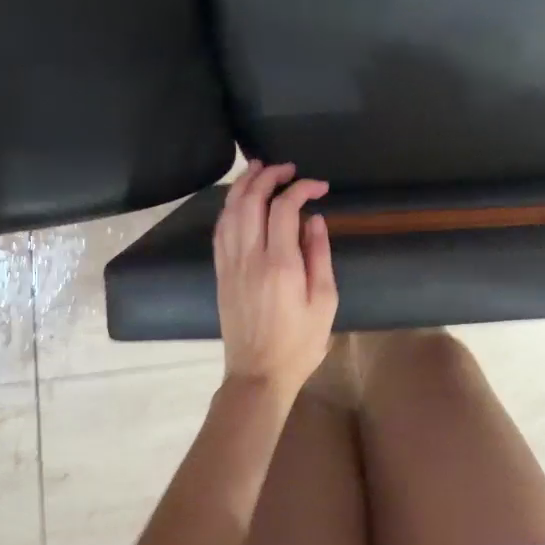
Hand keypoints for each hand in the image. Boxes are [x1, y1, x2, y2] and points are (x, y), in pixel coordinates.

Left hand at [213, 161, 336, 400]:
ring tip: (258, 168)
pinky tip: (239, 199)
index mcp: (280, 264)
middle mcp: (250, 258)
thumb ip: (319, 256)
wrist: (258, 376)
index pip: (284, 208)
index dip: (301, 188)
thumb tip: (315, 219)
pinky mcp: (221, 273)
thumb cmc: (300, 343)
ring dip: (243, 185)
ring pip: (230, 211)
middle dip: (268, 176)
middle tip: (288, 168)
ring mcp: (231, 265)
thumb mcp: (325, 302)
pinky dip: (229, 208)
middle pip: (250, 201)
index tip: (321, 187)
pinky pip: (220, 231)